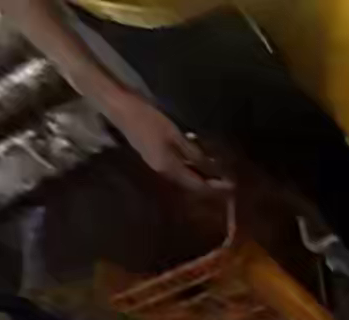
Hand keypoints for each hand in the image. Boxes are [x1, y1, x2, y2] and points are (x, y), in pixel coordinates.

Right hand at [105, 92, 228, 193]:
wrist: (115, 102)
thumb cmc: (146, 117)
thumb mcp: (175, 135)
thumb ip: (195, 155)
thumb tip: (215, 170)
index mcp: (170, 169)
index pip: (199, 186)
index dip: (217, 187)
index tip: (234, 185)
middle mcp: (164, 172)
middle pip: (194, 184)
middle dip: (212, 183)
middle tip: (230, 179)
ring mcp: (158, 164)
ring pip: (187, 175)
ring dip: (203, 175)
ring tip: (220, 171)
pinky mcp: (155, 155)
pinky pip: (179, 166)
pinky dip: (193, 166)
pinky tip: (202, 160)